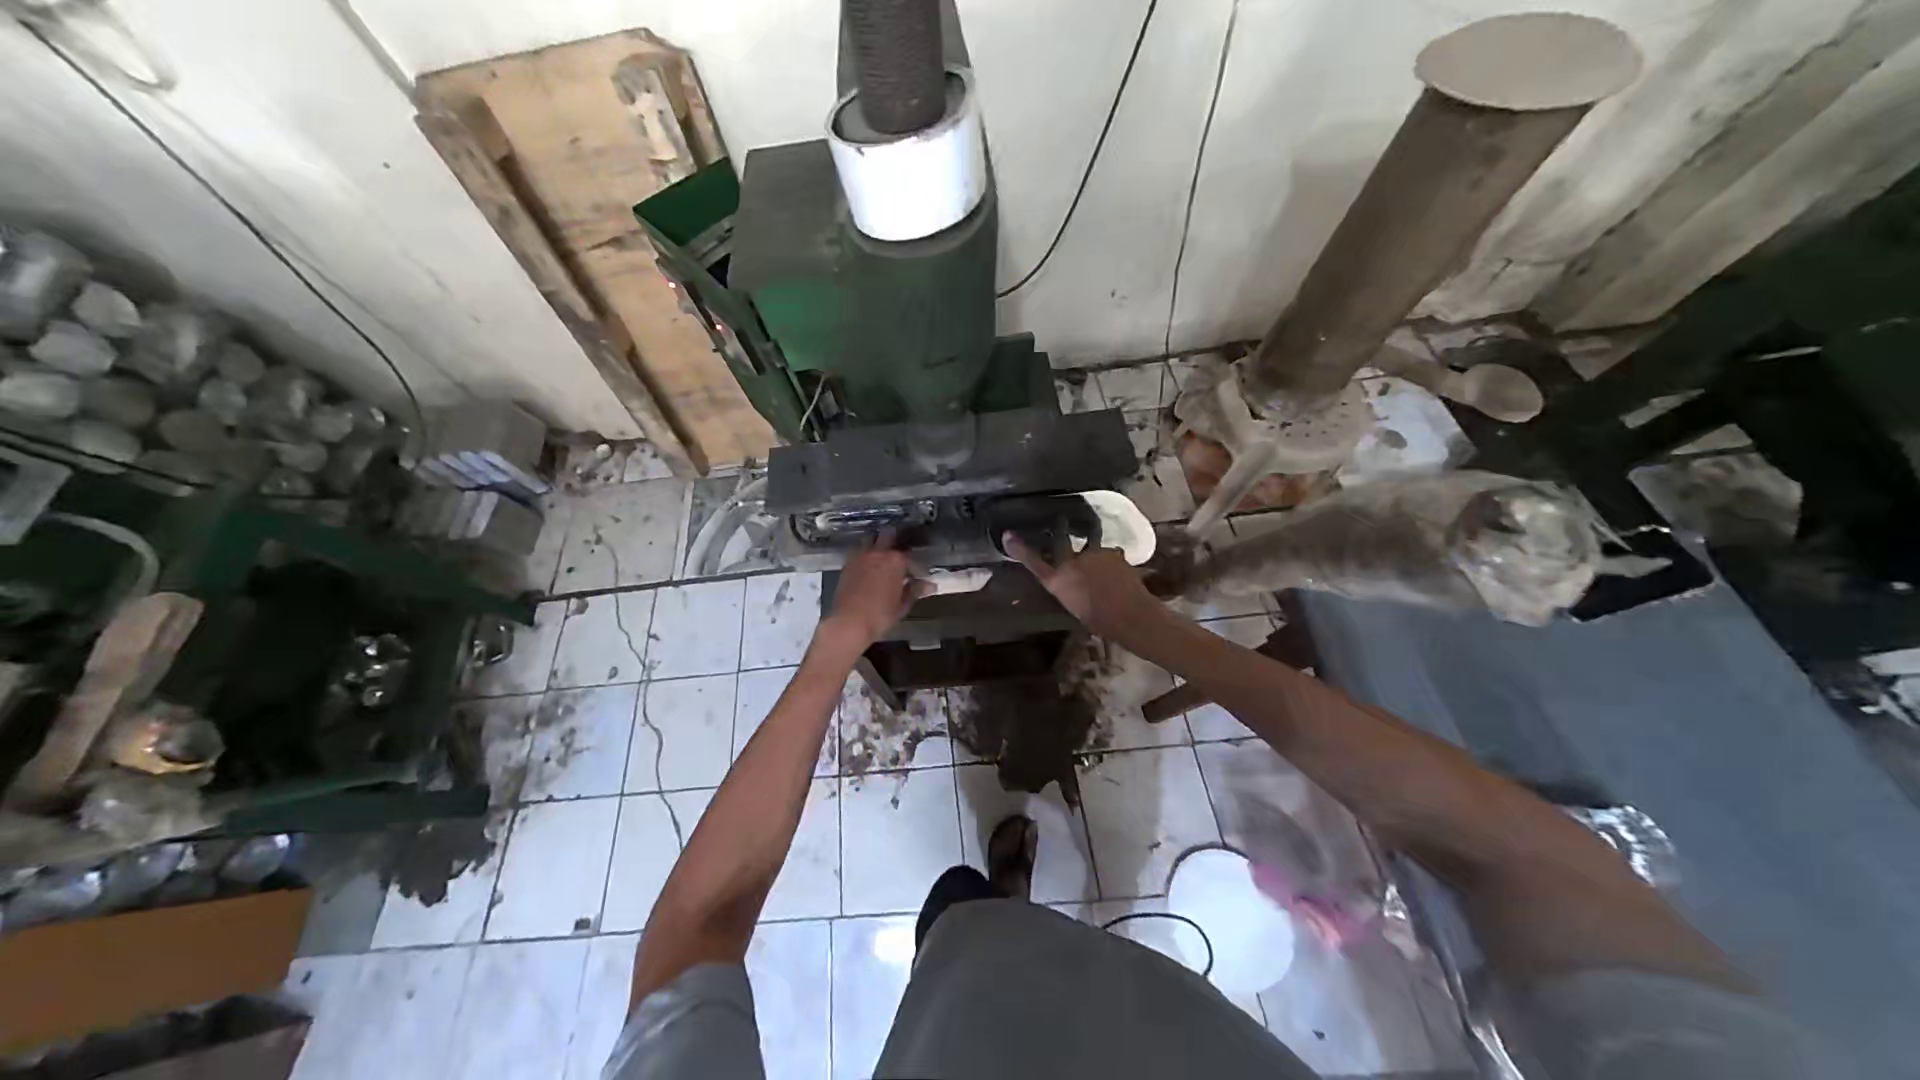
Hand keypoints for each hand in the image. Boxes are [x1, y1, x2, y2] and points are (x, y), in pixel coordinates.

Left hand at [822, 532, 928, 645]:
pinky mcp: (847, 563)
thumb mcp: (902, 604)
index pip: (910, 555)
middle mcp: (878, 552)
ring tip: (884, 555)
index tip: (918, 573)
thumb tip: (929, 585)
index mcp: (895, 560)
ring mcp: (860, 556)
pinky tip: (869, 564)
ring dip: (878, 542)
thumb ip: (915, 590)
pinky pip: (859, 550)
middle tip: (901, 554)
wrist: (849, 622)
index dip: (916, 564)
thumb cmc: (880, 615)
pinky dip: (866, 553)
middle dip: (896, 540)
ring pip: (871, 538)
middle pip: (889, 535)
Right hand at [1002, 532, 1159, 639]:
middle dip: (1060, 526)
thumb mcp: (1076, 608)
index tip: (1008, 535)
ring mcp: (1093, 554)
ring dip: (1093, 550)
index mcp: (1057, 581)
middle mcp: (1071, 563)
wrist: (1131, 615)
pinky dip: (1112, 561)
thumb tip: (1076, 583)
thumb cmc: (1101, 622)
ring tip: (1101, 556)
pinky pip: (1110, 554)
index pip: (1034, 562)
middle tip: (1060, 517)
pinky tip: (1120, 572)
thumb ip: (1071, 590)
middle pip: (1062, 538)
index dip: (1020, 549)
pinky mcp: (1114, 553)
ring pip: (1091, 547)